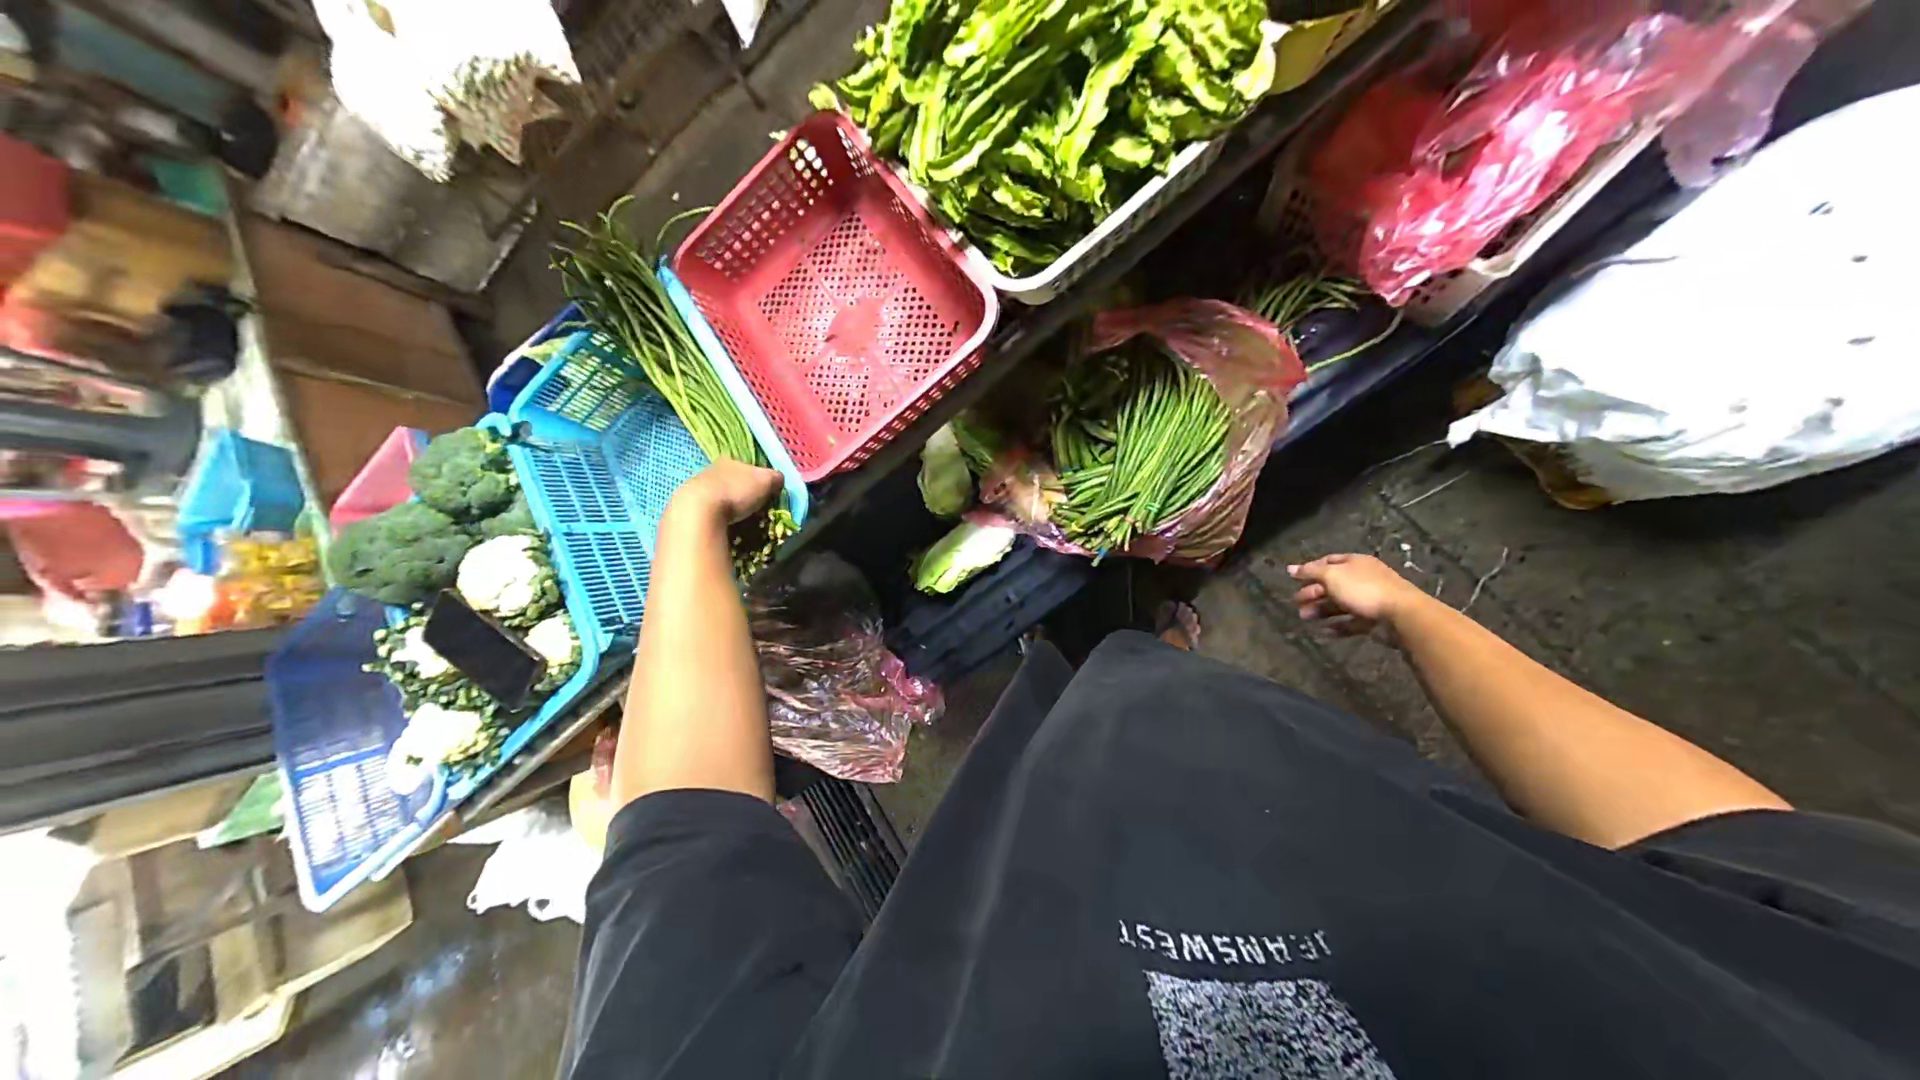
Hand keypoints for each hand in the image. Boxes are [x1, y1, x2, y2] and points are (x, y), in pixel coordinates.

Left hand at [669, 460, 783, 525]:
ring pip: (716, 494)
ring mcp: (694, 486)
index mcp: (729, 460)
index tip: (762, 492)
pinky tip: (719, 525)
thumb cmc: (736, 491)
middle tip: (750, 508)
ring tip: (735, 520)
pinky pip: (705, 509)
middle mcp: (710, 469)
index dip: (756, 478)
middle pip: (730, 480)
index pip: (746, 466)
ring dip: (724, 505)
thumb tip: (778, 478)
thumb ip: (775, 477)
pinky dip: (713, 516)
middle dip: (739, 492)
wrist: (698, 511)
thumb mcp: (765, 481)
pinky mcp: (685, 505)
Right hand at [1288, 554, 1427, 636]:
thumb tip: (1290, 568)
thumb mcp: (1332, 575)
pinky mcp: (1372, 620)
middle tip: (1296, 602)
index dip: (1310, 569)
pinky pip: (1350, 622)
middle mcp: (1362, 579)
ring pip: (1339, 604)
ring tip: (1304, 618)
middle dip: (1313, 593)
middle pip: (1332, 584)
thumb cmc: (1363, 589)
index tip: (1294, 580)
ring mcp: (1368, 600)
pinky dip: (1336, 626)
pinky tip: (1322, 631)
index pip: (1328, 562)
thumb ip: (1310, 572)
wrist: (1401, 615)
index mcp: (1355, 563)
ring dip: (1320, 610)